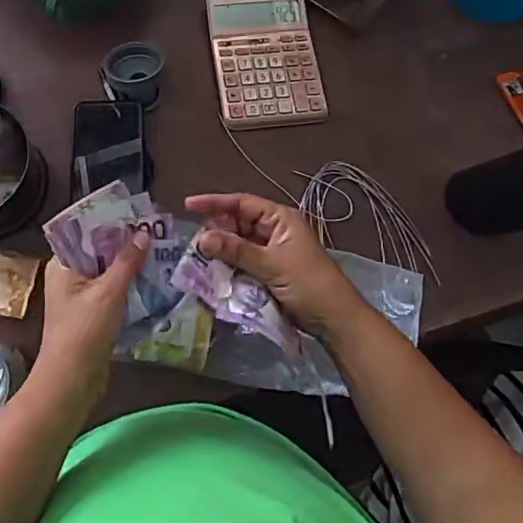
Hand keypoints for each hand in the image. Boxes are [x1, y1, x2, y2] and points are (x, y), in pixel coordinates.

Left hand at [32, 231, 147, 417]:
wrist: (71, 382)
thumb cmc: (84, 331)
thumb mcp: (109, 292)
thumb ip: (127, 261)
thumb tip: (142, 233)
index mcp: (62, 264)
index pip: (84, 233)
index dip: (110, 223)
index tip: (137, 215)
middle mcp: (67, 276)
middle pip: (98, 252)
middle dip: (124, 244)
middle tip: (155, 233)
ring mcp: (78, 297)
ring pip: (106, 273)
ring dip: (128, 266)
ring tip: (158, 254)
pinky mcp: (90, 315)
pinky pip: (110, 292)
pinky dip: (127, 287)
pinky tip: (150, 282)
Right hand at [184, 193, 370, 344]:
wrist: (334, 320)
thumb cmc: (308, 284)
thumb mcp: (271, 265)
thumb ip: (236, 250)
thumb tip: (202, 237)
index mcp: (280, 219)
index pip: (242, 203)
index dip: (214, 203)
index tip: (188, 205)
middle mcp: (274, 230)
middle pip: (237, 223)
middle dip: (216, 230)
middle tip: (194, 242)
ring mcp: (271, 251)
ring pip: (238, 244)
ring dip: (220, 250)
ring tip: (198, 257)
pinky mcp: (268, 270)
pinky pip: (242, 261)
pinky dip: (229, 265)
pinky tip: (213, 270)